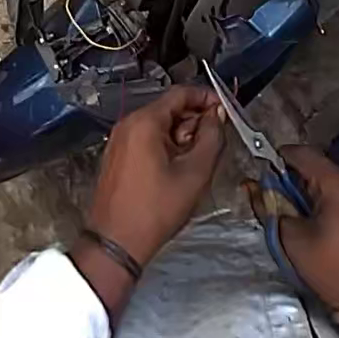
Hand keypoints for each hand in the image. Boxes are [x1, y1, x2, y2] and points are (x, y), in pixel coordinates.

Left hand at [80, 83, 224, 271]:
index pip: (181, 93)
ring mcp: (120, 140)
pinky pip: (147, 139)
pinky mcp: (117, 156)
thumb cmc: (154, 210)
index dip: (206, 98)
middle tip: (211, 144)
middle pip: (170, 109)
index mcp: (145, 121)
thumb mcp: (195, 172)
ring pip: (160, 125)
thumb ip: (212, 137)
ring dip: (182, 136)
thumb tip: (217, 116)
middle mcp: (128, 124)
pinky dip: (166, 147)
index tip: (223, 111)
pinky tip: (175, 171)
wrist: (115, 245)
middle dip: (194, 122)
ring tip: (193, 163)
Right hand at [275, 145, 338, 337]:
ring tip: (321, 225)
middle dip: (305, 184)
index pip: (302, 153)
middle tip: (295, 210)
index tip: (271, 175)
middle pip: (323, 167)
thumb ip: (271, 209)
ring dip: (327, 193)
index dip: (280, 161)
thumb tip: (256, 188)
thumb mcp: (295, 244)